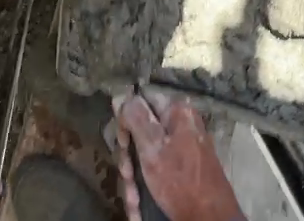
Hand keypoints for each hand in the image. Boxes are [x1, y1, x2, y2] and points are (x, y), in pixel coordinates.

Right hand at [113, 90, 243, 220]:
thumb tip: (120, 96)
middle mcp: (181, 127)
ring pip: (146, 158)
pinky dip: (146, 189)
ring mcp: (183, 151)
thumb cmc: (181, 182)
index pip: (142, 101)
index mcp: (177, 113)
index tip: (123, 144)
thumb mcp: (153, 148)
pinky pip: (157, 173)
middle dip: (130, 160)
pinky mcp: (183, 172)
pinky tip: (140, 207)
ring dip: (135, 180)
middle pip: (142, 133)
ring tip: (135, 201)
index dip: (127, 120)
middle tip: (128, 177)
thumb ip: (135, 118)